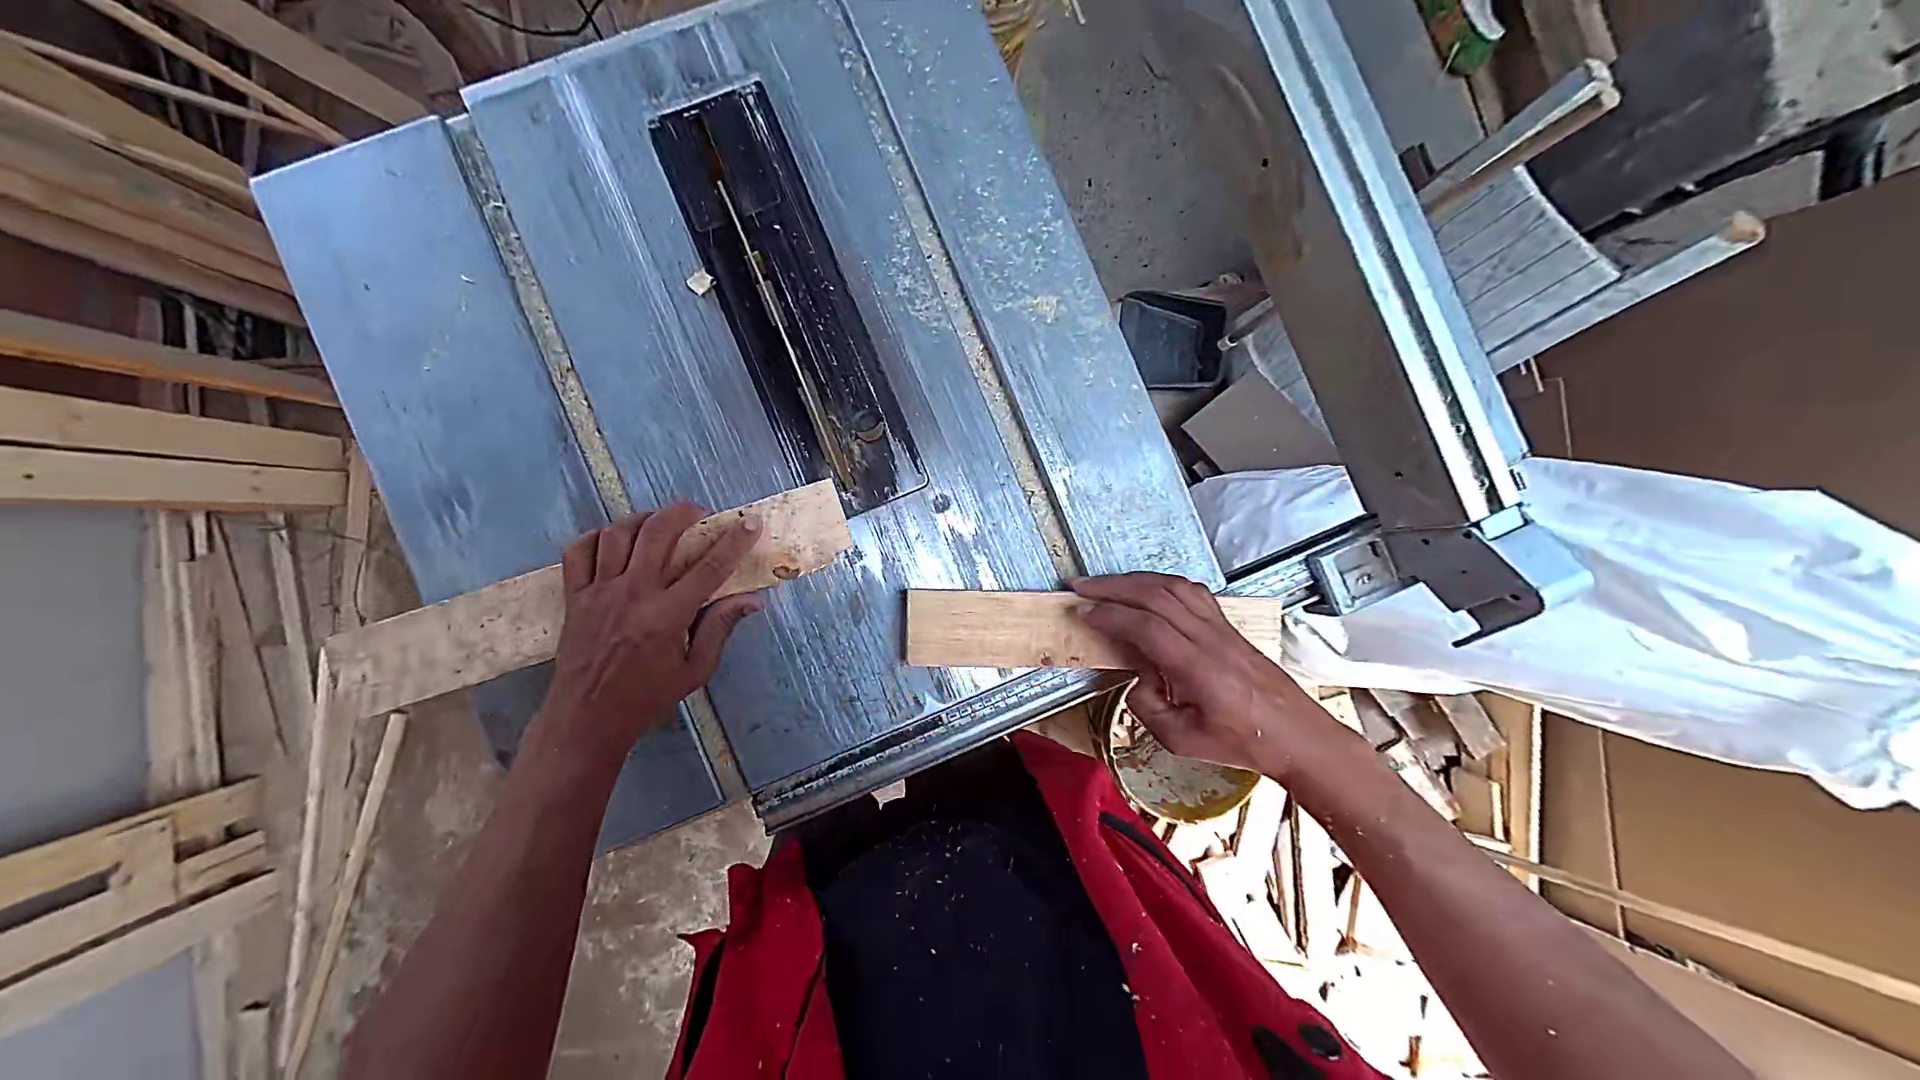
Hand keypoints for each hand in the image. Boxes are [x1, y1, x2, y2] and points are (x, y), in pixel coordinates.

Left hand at [538, 502, 763, 762]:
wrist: (587, 717)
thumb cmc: (648, 696)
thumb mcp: (695, 670)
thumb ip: (720, 629)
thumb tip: (751, 600)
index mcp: (667, 615)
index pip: (709, 567)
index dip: (734, 541)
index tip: (751, 523)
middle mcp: (632, 594)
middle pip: (658, 533)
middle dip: (683, 513)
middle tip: (698, 513)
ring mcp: (598, 592)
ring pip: (619, 534)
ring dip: (644, 519)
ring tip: (660, 522)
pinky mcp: (574, 596)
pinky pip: (579, 550)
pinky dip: (599, 536)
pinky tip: (616, 540)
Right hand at [1070, 573, 1345, 777]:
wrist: (1296, 735)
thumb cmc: (1243, 742)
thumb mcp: (1182, 740)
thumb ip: (1147, 707)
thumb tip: (1135, 679)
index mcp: (1198, 668)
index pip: (1146, 626)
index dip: (1110, 615)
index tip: (1084, 613)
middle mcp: (1210, 639)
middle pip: (1156, 595)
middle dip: (1112, 587)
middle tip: (1081, 586)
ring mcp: (1221, 628)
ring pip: (1174, 586)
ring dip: (1135, 579)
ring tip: (1106, 583)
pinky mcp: (1228, 626)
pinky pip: (1191, 591)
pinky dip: (1162, 583)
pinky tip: (1146, 589)